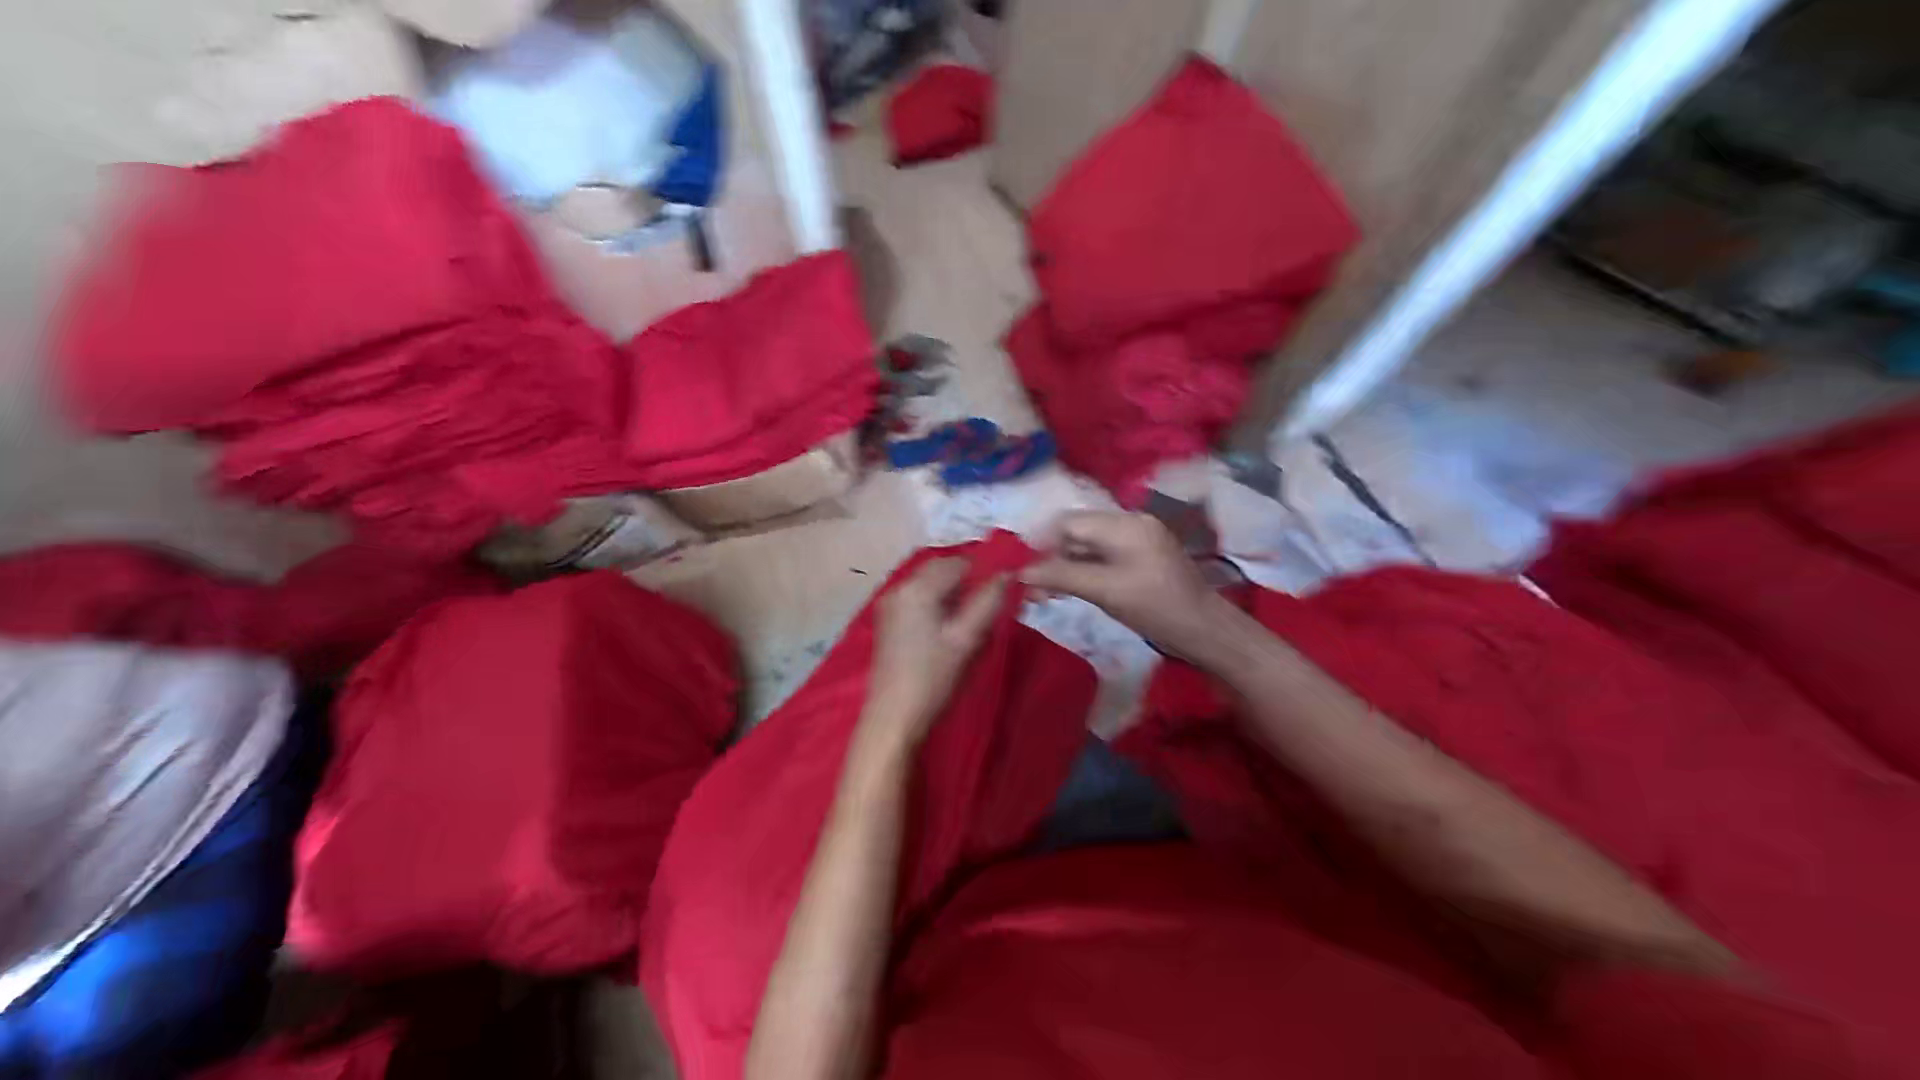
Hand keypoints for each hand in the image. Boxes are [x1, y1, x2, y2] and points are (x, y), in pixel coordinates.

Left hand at [861, 558, 1008, 749]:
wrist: (894, 718)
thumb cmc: (933, 678)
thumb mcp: (966, 639)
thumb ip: (989, 602)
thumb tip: (1008, 574)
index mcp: (917, 587)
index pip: (959, 562)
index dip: (985, 571)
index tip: (1004, 590)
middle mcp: (899, 588)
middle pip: (941, 570)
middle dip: (968, 581)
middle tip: (992, 604)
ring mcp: (890, 605)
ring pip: (930, 584)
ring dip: (954, 593)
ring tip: (974, 618)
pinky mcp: (889, 622)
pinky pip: (919, 599)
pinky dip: (939, 604)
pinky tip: (951, 627)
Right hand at [1022, 511, 1234, 664]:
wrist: (1207, 631)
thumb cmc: (1157, 608)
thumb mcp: (1105, 592)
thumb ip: (1062, 577)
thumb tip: (1020, 572)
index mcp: (1124, 524)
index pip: (1069, 522)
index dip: (1041, 543)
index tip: (1023, 572)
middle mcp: (1130, 522)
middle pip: (1077, 530)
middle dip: (1051, 556)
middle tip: (1034, 589)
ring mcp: (1137, 538)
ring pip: (1087, 544)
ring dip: (1065, 565)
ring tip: (1048, 594)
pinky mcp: (1141, 556)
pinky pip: (1102, 555)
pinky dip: (1083, 570)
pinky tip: (1072, 590)